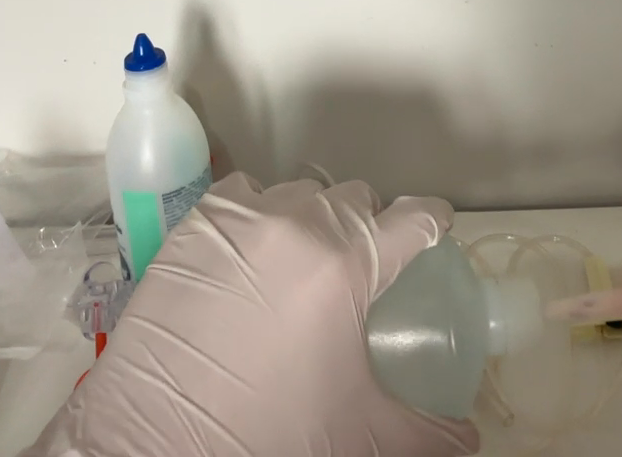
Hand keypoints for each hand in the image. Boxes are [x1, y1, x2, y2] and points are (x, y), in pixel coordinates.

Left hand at [28, 173, 478, 456]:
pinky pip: (244, 193)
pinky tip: (253, 250)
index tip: (434, 229)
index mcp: (346, 262)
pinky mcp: (196, 222)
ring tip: (304, 261)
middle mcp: (297, 222)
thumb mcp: (363, 435)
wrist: (153, 442)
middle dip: (369, 224)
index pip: (411, 218)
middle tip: (362, 267)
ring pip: (300, 190)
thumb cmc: (264, 435)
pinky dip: (258, 210)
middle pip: (356, 197)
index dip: (432, 221)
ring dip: (314, 216)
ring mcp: (242, 216)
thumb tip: (468, 439)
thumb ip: (430, 433)